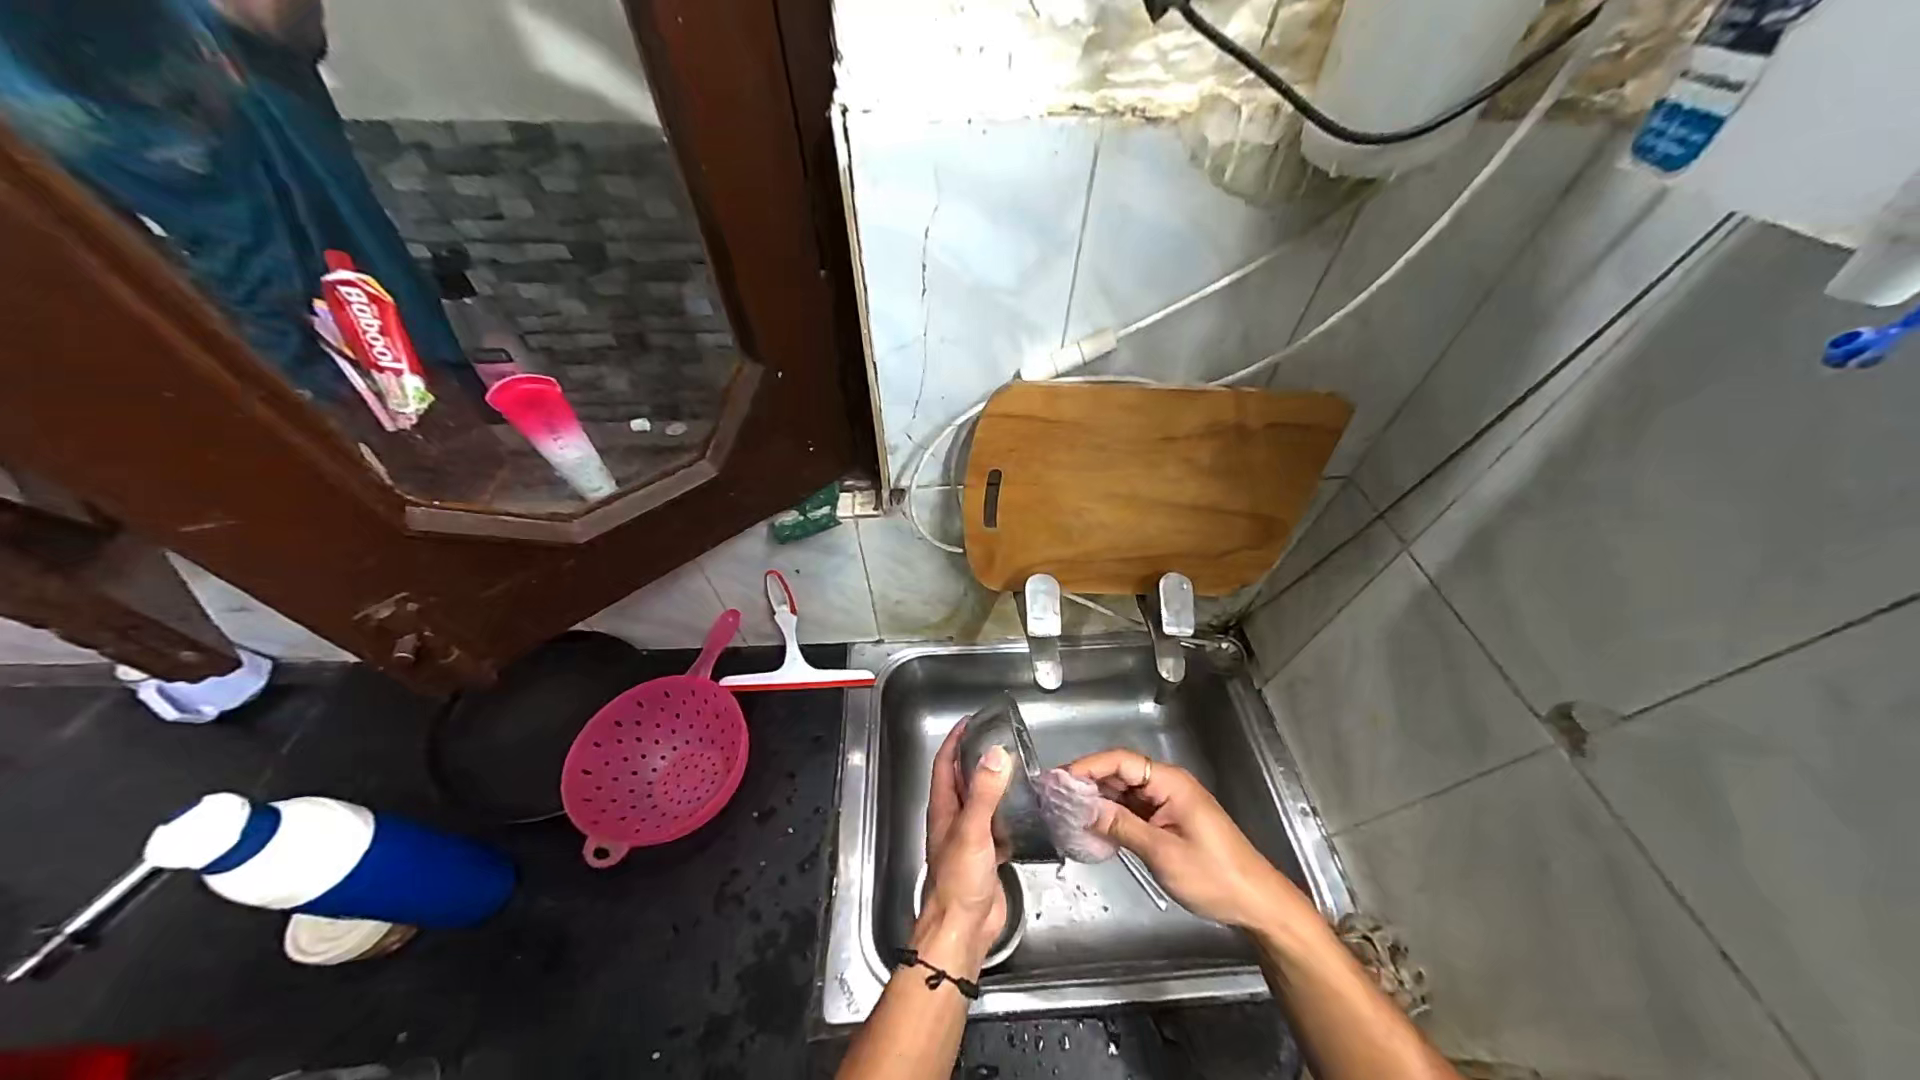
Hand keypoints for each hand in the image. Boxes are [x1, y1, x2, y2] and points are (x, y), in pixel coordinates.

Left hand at [918, 717, 1015, 976]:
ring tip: (1016, 771)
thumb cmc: (959, 881)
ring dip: (994, 787)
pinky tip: (1025, 815)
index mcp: (943, 809)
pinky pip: (997, 829)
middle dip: (976, 759)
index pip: (945, 765)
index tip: (969, 722)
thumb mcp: (972, 830)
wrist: (963, 930)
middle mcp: (954, 820)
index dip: (954, 741)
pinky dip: (1009, 818)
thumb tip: (996, 754)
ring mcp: (970, 839)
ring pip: (981, 804)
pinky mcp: (986, 857)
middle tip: (998, 741)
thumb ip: (985, 793)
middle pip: (963, 781)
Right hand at [1065, 749, 1316, 933]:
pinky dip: (1112, 817)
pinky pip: (1132, 810)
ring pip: (1123, 792)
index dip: (1088, 767)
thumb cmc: (1216, 876)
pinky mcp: (1167, 820)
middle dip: (1088, 784)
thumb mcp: (1163, 853)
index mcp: (1171, 783)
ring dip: (1098, 801)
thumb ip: (1121, 827)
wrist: (1257, 904)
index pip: (1121, 761)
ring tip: (1067, 813)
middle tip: (1056, 799)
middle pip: (1119, 773)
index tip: (1059, 780)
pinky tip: (1093, 829)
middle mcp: (1168, 786)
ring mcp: (1167, 803)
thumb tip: (1084, 809)